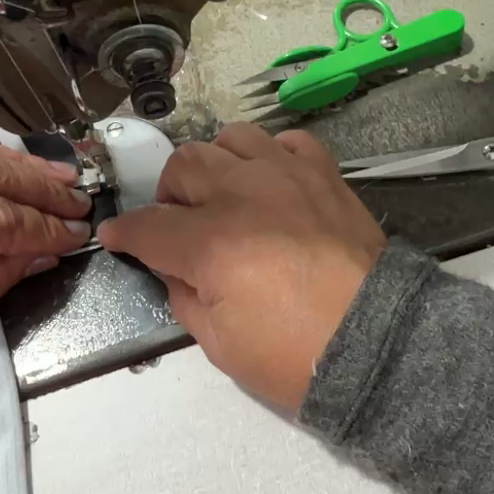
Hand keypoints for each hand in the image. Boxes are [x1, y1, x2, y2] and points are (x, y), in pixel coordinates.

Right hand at [98, 124, 383, 412]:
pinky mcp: (325, 174)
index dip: (124, 233)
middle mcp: (245, 194)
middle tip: (178, 223)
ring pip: (231, 138)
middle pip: (184, 165)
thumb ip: (184, 296)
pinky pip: (288, 140)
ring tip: (223, 194)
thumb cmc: (296, 354)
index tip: (116, 238)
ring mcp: (288, 176)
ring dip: (216, 163)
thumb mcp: (220, 344)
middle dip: (168, 194)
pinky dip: (270, 154)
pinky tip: (270, 181)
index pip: (148, 225)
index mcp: (212, 242)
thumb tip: (172, 268)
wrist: (376, 341)